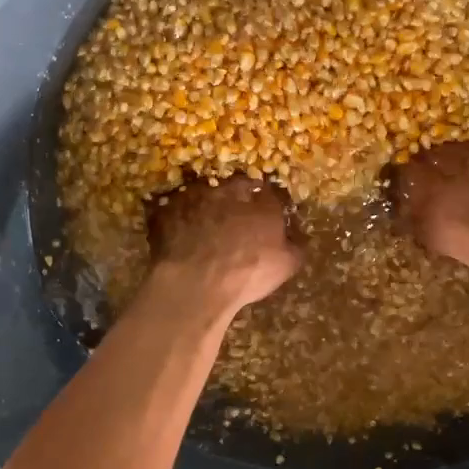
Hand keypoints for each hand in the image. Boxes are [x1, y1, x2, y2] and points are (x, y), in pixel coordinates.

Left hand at [148, 176, 302, 312]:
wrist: (197, 281)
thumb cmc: (247, 273)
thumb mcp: (285, 266)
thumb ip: (295, 248)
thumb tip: (300, 239)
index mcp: (262, 206)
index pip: (269, 194)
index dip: (267, 202)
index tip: (265, 211)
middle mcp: (230, 194)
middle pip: (235, 187)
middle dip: (236, 196)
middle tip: (234, 213)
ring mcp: (196, 199)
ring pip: (204, 193)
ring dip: (206, 202)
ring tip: (204, 220)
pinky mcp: (168, 210)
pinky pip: (174, 208)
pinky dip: (177, 215)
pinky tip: (177, 230)